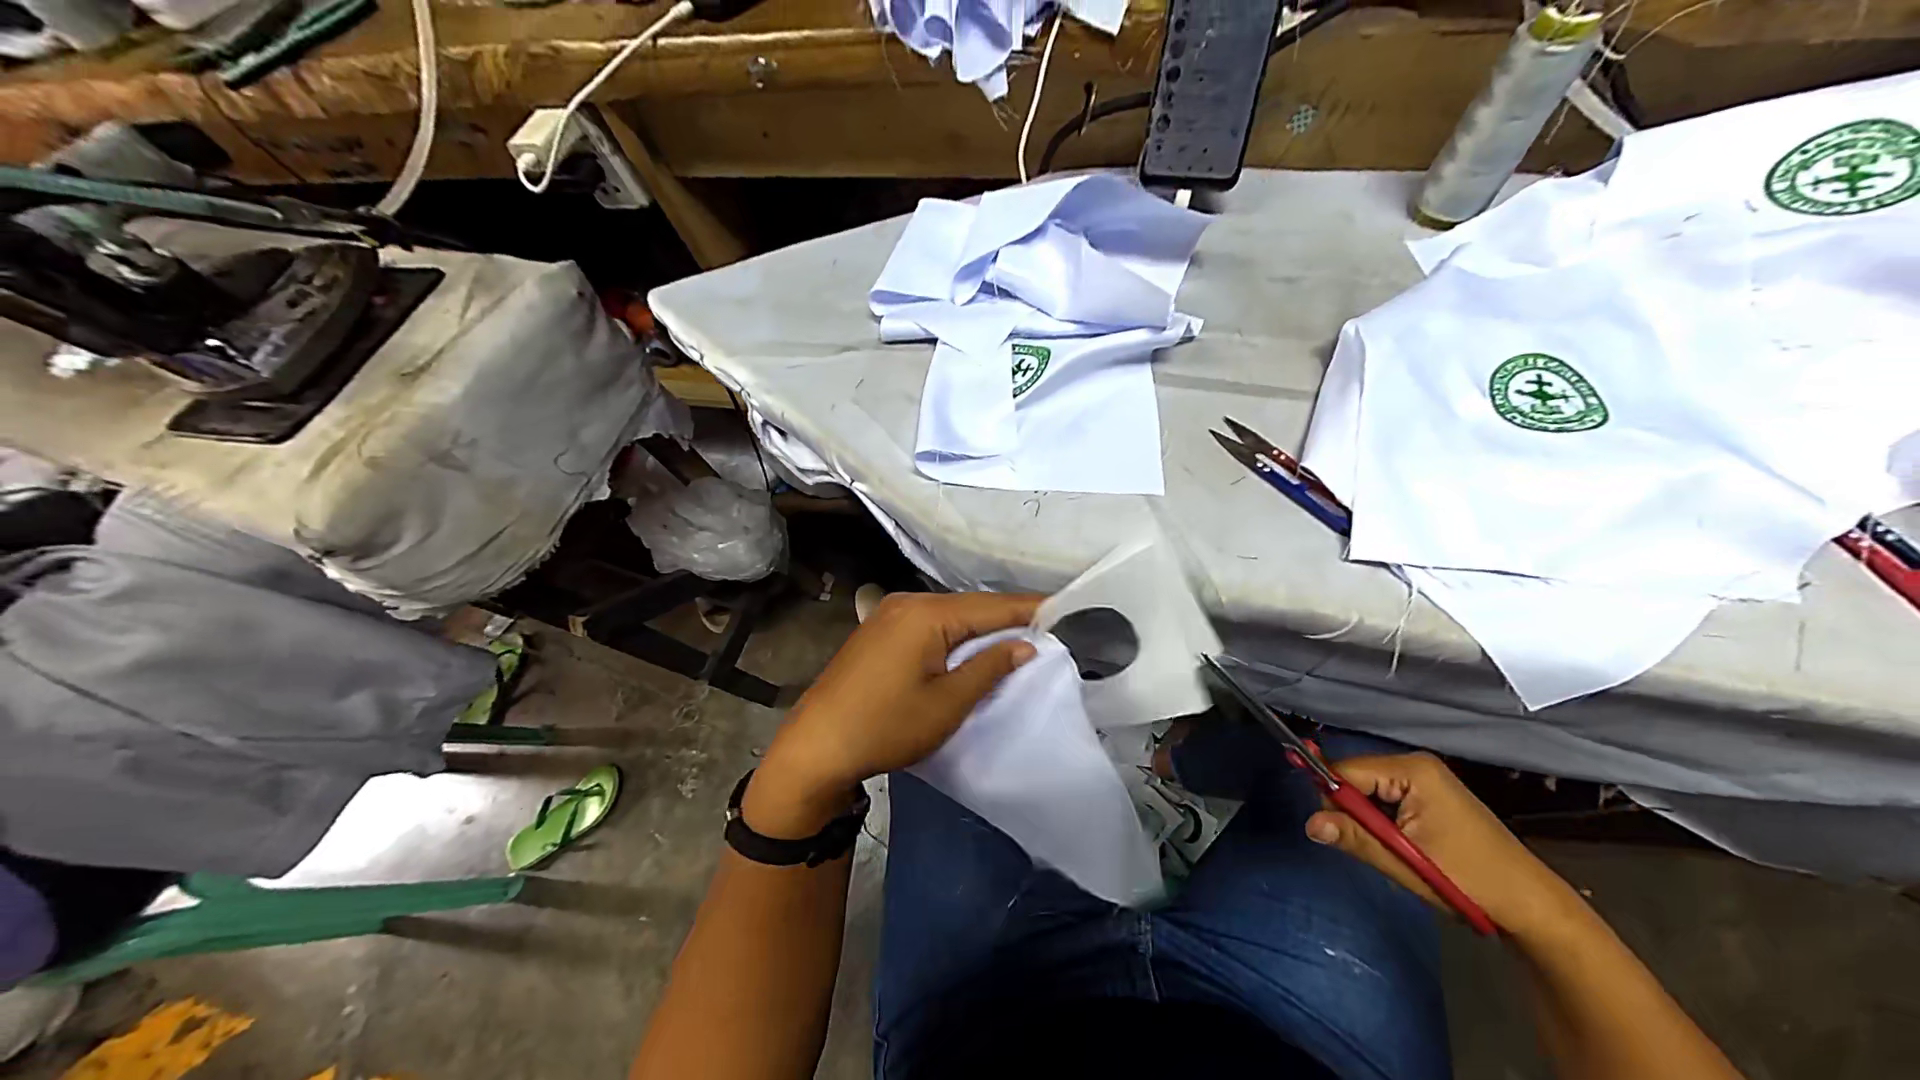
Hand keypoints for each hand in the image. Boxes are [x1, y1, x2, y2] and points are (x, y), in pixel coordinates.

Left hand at [744, 592, 1042, 837]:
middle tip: (1049, 630)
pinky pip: (929, 624)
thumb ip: (990, 667)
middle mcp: (907, 602)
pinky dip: (956, 634)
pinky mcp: (879, 630)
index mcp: (926, 614)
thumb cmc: (886, 726)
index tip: (1067, 612)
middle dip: (1008, 618)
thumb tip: (1026, 644)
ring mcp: (889, 614)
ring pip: (950, 615)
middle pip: (970, 606)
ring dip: (981, 628)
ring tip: (1019, 639)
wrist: (816, 746)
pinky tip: (973, 647)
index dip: (1030, 610)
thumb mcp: (947, 703)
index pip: (992, 606)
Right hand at [1306, 753, 1584, 937]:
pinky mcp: (1430, 794)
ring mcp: (1425, 778)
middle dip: (1352, 812)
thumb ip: (1353, 836)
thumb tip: (1309, 824)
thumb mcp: (1404, 861)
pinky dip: (1384, 821)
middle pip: (1355, 778)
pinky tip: (1402, 845)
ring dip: (1369, 820)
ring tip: (1393, 850)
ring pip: (1369, 791)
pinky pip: (1386, 798)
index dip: (1332, 800)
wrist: (1531, 905)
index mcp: (1412, 770)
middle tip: (1372, 847)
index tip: (1333, 831)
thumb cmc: (1470, 880)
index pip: (1345, 771)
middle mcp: (1416, 764)